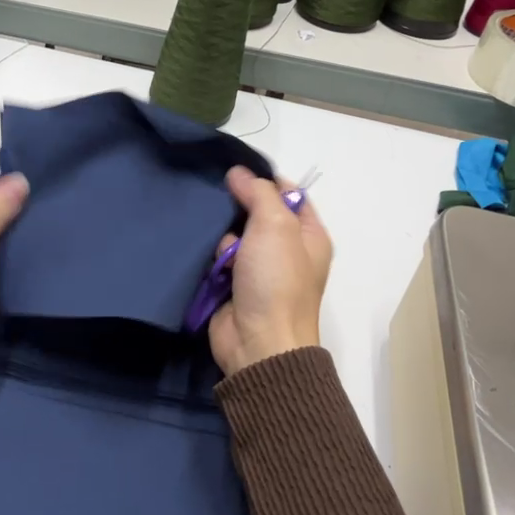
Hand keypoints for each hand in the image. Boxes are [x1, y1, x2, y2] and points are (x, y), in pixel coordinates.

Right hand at [208, 166, 331, 375]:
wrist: (259, 342)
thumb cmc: (277, 281)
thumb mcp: (275, 226)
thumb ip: (259, 193)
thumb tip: (238, 173)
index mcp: (308, 235)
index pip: (288, 194)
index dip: (264, 180)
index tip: (235, 172)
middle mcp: (286, 249)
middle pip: (256, 211)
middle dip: (236, 206)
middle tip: (216, 198)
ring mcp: (259, 267)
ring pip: (233, 233)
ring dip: (222, 235)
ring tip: (215, 241)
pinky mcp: (234, 283)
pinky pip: (219, 256)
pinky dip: (212, 255)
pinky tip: (206, 256)